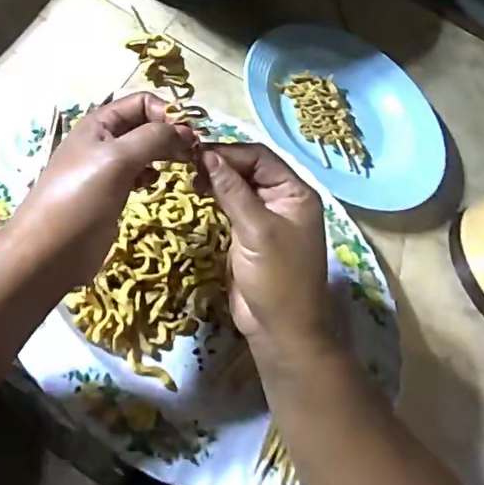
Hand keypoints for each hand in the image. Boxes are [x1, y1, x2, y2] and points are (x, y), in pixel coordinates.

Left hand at [7, 93, 196, 284]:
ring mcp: (107, 167)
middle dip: (170, 133)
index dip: (167, 113)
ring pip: (144, 149)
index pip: (142, 102)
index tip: (189, 136)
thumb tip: (185, 131)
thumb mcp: (117, 159)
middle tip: (193, 153)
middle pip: (145, 123)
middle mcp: (103, 139)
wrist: (50, 251)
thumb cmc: (81, 197)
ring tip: (182, 166)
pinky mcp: (111, 192)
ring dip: (164, 153)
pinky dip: (152, 173)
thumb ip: (152, 138)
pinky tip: (155, 184)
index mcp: (100, 122)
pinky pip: (138, 172)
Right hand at [199, 143, 332, 360]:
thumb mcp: (256, 230)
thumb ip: (232, 190)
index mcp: (295, 193)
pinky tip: (199, 193)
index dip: (229, 152)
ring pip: (238, 184)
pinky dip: (216, 195)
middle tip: (188, 163)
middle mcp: (283, 199)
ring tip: (190, 178)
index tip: (196, 152)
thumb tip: (206, 154)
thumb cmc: (277, 278)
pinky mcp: (250, 231)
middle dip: (220, 163)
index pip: (260, 157)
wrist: (281, 332)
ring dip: (216, 178)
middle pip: (249, 167)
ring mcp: (266, 215)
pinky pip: (232, 203)